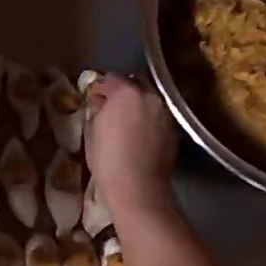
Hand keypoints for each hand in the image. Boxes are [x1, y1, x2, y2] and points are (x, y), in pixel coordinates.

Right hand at [85, 74, 176, 216]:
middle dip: (124, 90)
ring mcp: (165, 112)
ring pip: (150, 99)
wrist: (138, 188)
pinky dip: (150, 119)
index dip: (101, 87)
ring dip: (139, 104)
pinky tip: (141, 136)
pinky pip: (159, 116)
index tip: (95, 98)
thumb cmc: (107, 161)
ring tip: (127, 122)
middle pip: (136, 82)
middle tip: (112, 106)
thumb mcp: (91, 134)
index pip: (111, 77)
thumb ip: (96, 112)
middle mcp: (150, 96)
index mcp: (126, 92)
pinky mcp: (174, 130)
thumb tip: (99, 104)